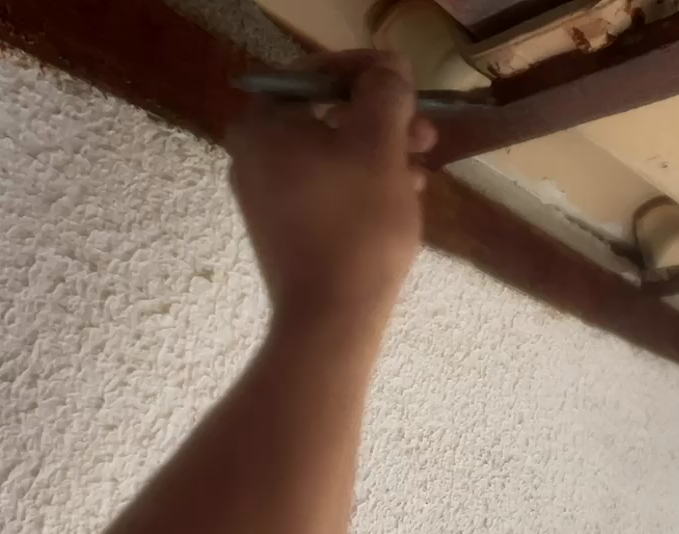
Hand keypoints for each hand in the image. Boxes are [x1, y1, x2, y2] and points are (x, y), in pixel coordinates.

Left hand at [228, 52, 437, 333]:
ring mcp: (266, 199)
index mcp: (263, 124)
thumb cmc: (357, 227)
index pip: (318, 74)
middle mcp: (253, 157)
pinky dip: (362, 191)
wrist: (331, 320)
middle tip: (425, 136)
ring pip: (332, 159)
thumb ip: (385, 94)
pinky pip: (328, 194)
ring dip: (379, 159)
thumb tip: (389, 69)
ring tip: (420, 176)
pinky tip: (399, 203)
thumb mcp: (380, 147)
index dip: (370, 75)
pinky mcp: (285, 234)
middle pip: (327, 119)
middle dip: (381, 125)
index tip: (410, 89)